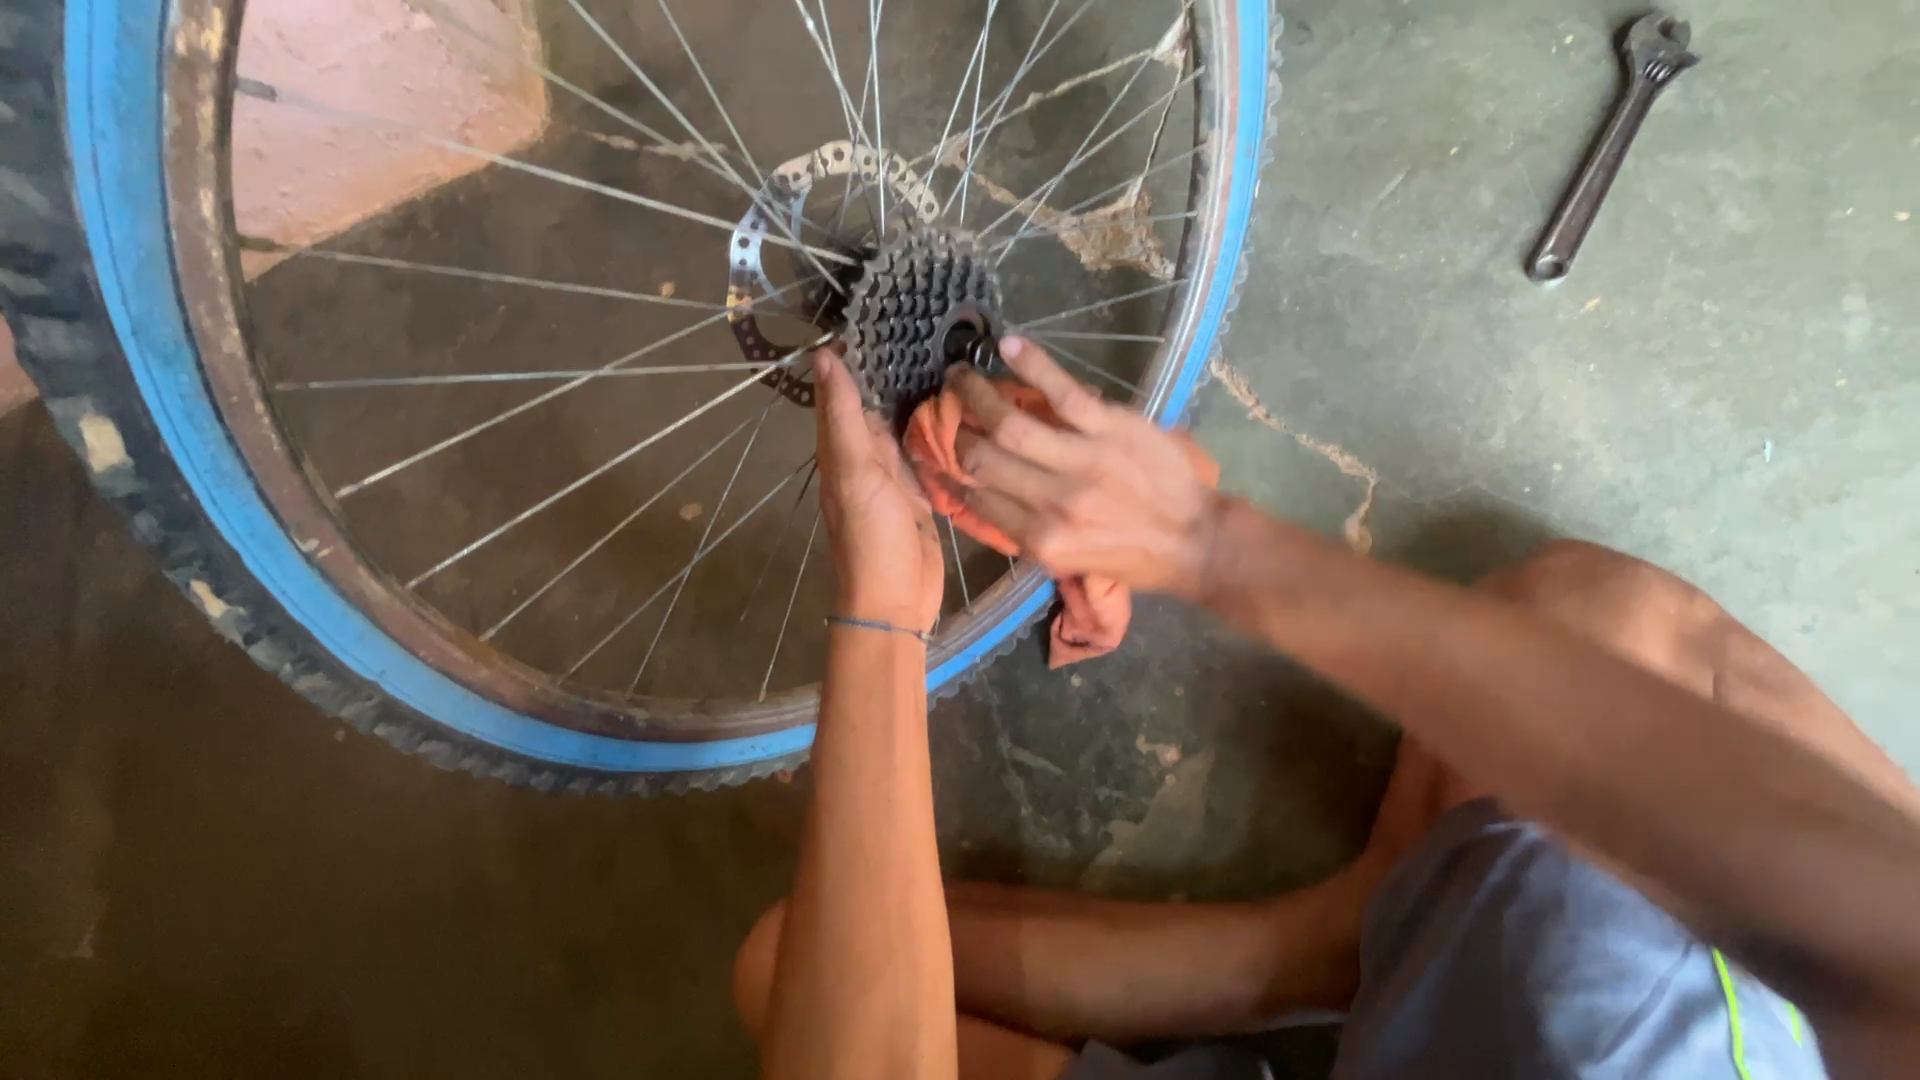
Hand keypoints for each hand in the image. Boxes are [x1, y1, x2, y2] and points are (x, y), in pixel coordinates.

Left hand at [813, 347, 943, 631]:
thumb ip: (842, 417)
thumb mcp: (855, 472)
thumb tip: (825, 357)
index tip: (880, 312)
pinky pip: (925, 450)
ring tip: (946, 353)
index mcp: (841, 448)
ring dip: (917, 395)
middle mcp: (864, 456)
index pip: (842, 390)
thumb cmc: (871, 536)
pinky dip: (936, 428)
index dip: (855, 354)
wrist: (897, 597)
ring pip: (902, 424)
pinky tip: (958, 406)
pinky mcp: (920, 489)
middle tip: (924, 324)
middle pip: (873, 404)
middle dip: (892, 369)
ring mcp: (894, 474)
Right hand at [948, 337, 1225, 598]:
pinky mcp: (1112, 429)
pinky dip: (1033, 365)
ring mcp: (1083, 461)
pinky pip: (1064, 392)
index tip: (935, 458)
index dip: (950, 476)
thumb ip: (1025, 532)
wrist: (1194, 542)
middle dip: (956, 434)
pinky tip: (1007, 346)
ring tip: (960, 377)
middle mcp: (1054, 502)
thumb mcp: (1070, 563)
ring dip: (978, 395)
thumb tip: (982, 494)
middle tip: (946, 414)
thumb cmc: (1131, 557)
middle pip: (985, 459)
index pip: (979, 500)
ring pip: (1013, 424)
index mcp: (1041, 540)